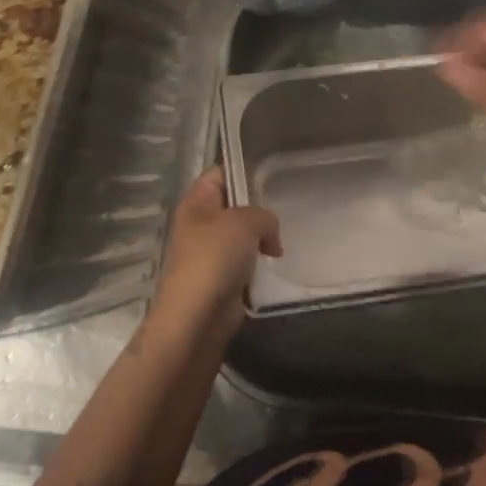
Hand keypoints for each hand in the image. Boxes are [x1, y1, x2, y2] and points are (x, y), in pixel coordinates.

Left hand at [151, 168, 281, 336]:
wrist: (198, 317)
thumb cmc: (215, 258)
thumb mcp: (245, 222)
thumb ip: (263, 216)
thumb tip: (269, 236)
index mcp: (196, 202)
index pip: (219, 173)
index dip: (242, 169)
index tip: (273, 172)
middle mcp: (200, 224)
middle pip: (233, 205)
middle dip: (259, 207)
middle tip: (288, 205)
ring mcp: (210, 253)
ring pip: (242, 236)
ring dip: (263, 238)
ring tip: (287, 235)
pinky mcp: (222, 279)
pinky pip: (245, 262)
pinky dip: (260, 264)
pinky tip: (278, 262)